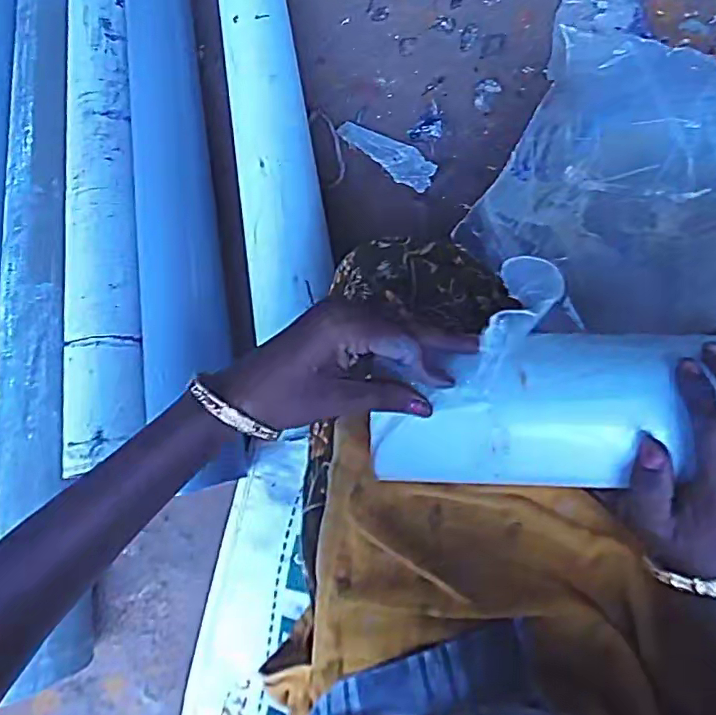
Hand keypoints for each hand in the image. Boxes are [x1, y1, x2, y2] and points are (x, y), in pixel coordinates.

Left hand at [206, 299, 478, 432]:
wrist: (240, 393)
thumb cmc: (284, 399)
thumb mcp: (337, 400)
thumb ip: (385, 395)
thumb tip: (428, 405)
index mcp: (346, 325)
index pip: (402, 340)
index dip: (427, 363)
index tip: (449, 383)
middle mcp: (346, 308)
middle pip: (402, 323)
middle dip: (437, 338)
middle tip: (475, 344)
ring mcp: (339, 311)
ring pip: (392, 322)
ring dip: (421, 336)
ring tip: (455, 345)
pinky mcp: (334, 319)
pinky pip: (376, 325)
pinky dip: (398, 338)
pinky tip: (417, 349)